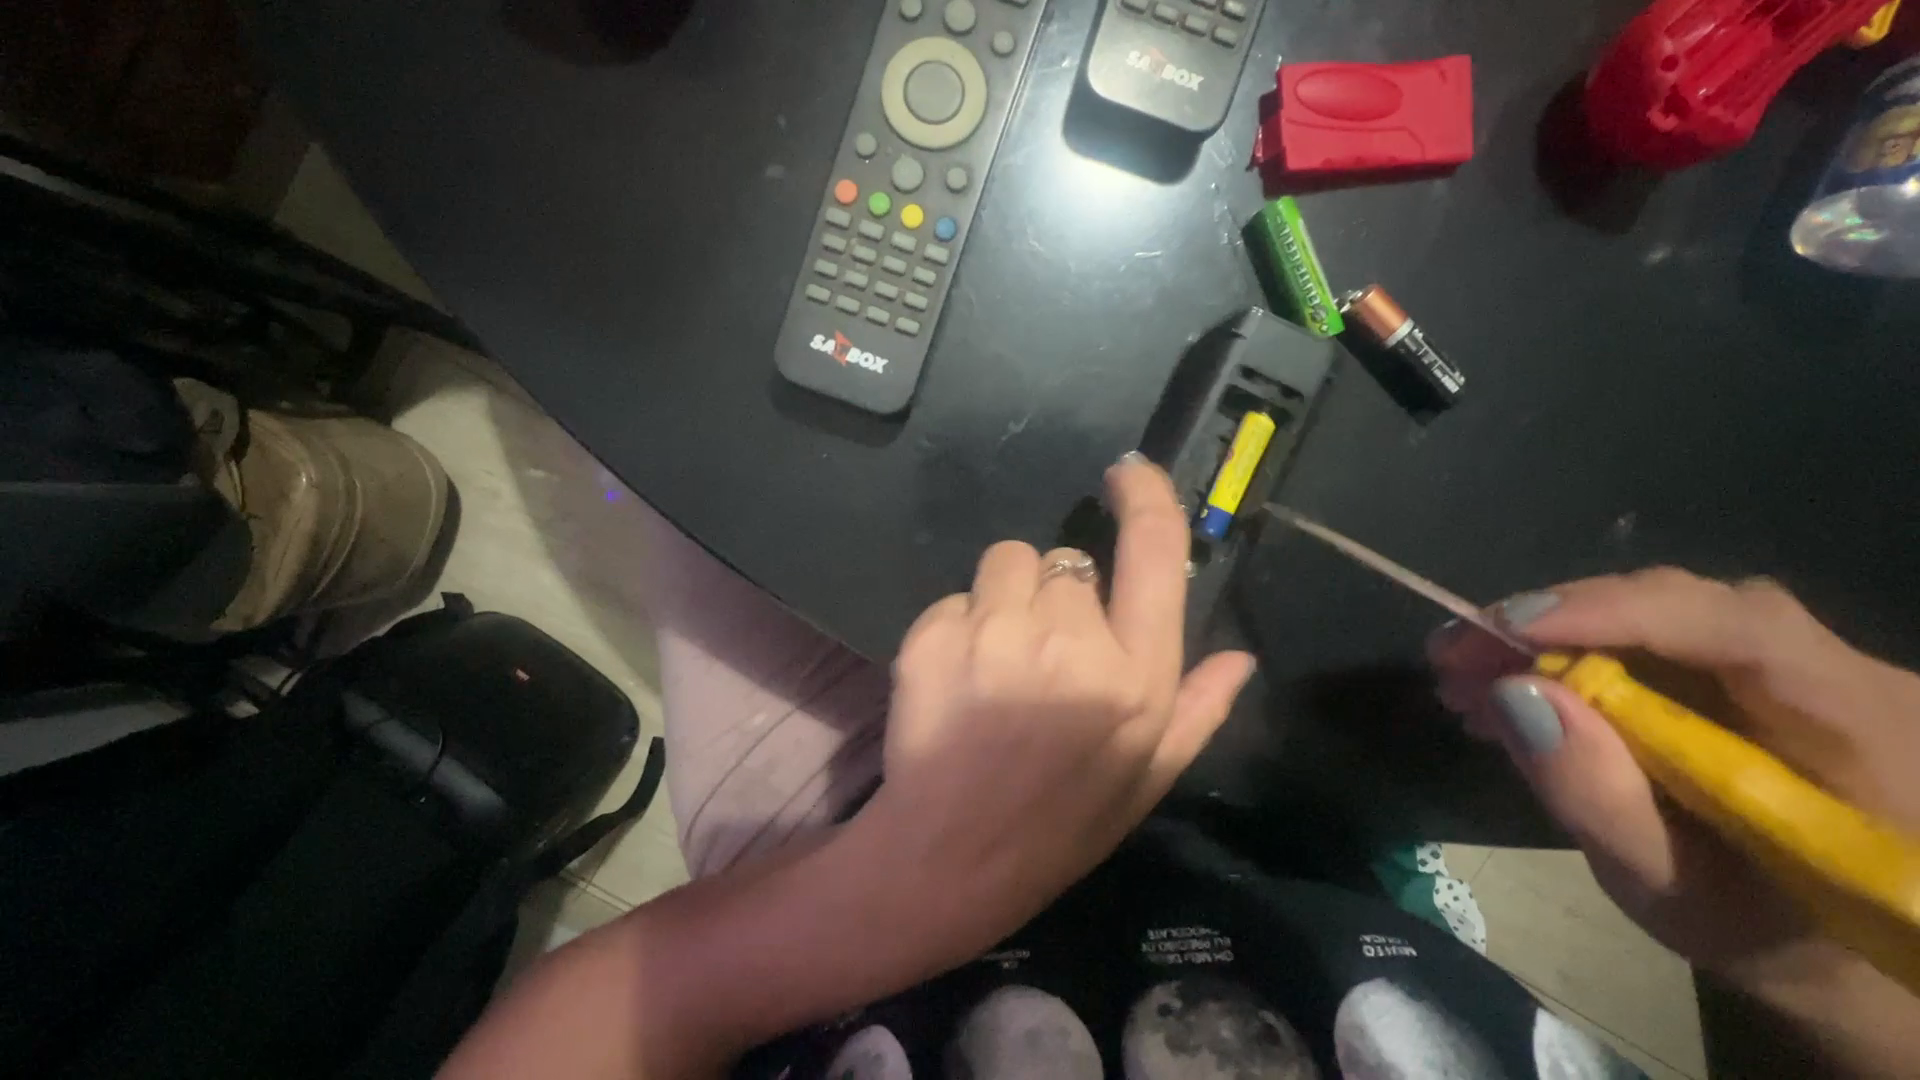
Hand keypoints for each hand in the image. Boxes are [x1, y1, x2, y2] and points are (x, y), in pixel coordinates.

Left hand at [850, 456, 1255, 966]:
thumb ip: (1200, 709)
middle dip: (1059, 594)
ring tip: (999, 661)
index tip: (1128, 473)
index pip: (1153, 552)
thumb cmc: (1062, 821)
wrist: (953, 855)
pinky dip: (958, 625)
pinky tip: (957, 680)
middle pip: (1066, 560)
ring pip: (1007, 563)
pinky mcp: (931, 636)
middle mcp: (1069, 642)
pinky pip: (955, 596)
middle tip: (1044, 657)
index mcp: (1135, 676)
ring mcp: (995, 635)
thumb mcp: (1150, 778)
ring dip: (1007, 596)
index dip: (1147, 497)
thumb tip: (1241, 656)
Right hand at [1431, 567, 1919, 972]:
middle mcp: (1835, 671)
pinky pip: (1645, 638)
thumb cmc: (1755, 931)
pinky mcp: (1742, 668)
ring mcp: (1789, 662)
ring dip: (1545, 639)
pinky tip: (1508, 690)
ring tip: (1462, 680)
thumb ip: (1600, 796)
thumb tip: (1513, 692)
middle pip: (1680, 606)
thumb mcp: (1669, 888)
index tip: (1504, 627)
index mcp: (1858, 728)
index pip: (1740, 627)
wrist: (1817, 944)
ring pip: (1650, 615)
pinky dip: (1565, 654)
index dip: (1614, 612)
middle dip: (1553, 622)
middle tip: (1452, 655)